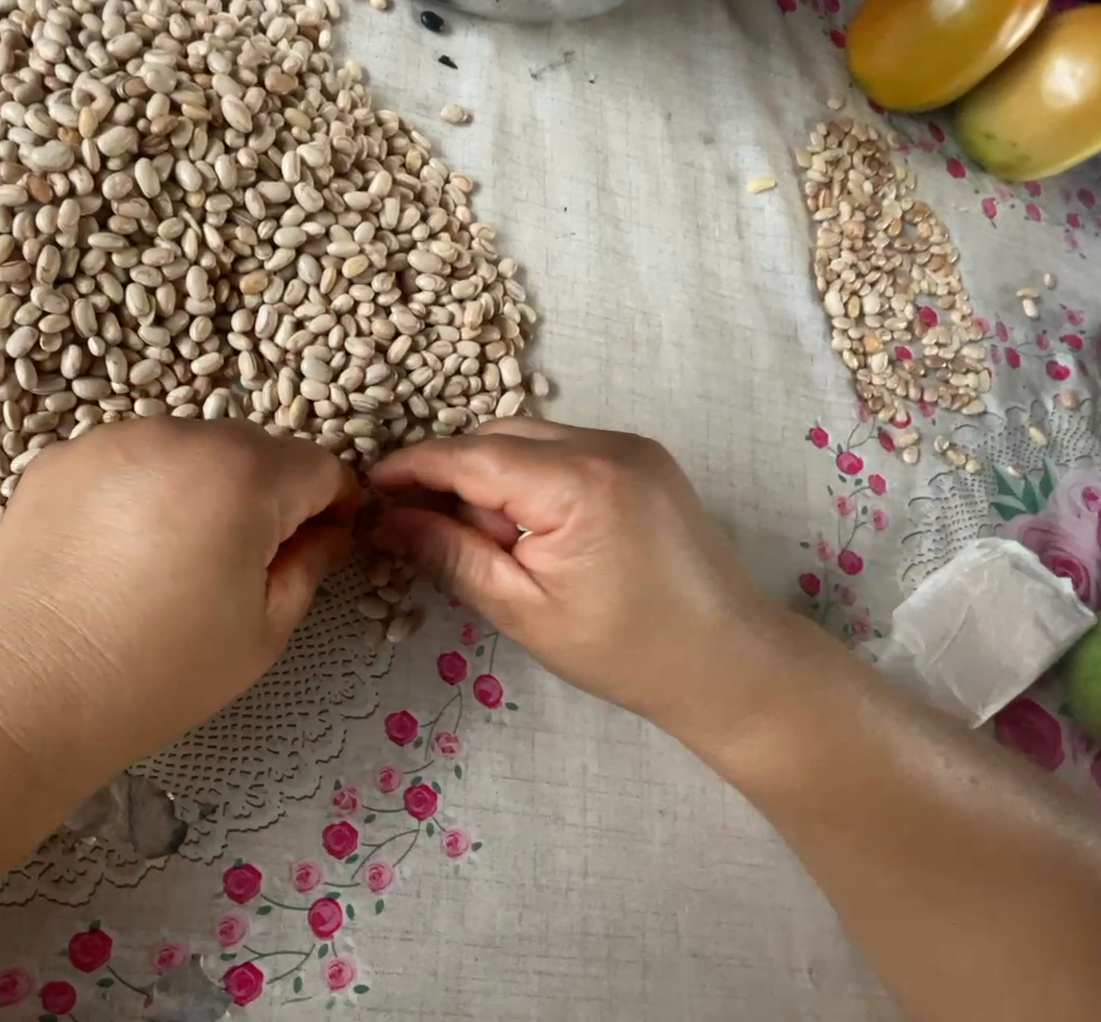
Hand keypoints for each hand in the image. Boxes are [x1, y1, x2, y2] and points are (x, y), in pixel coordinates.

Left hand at [0, 417, 359, 783]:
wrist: (22, 692)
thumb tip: (327, 530)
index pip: (319, 466)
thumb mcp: (262, 631)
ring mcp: (113, 438)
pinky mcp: (64, 455)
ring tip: (175, 554)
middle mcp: (180, 436)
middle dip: (269, 494)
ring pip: (192, 448)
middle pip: (256, 450)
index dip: (334, 504)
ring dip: (206, 486)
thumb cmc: (158, 674)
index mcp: (242, 477)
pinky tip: (122, 545)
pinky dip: (147, 487)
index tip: (324, 540)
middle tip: (244, 559)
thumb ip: (310, 565)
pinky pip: (134, 458)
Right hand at [367, 419, 785, 736]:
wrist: (731, 663)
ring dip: (487, 476)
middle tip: (426, 528)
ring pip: (524, 438)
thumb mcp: (520, 609)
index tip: (369, 486)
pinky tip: (526, 527)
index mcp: (577, 484)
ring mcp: (629, 445)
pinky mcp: (640, 457)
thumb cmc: (623, 651)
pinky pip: (557, 449)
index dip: (412, 466)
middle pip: (495, 437)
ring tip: (488, 539)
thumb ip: (448, 553)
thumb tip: (384, 520)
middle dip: (450, 475)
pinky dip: (524, 477)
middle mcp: (605, 445)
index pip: (470, 455)